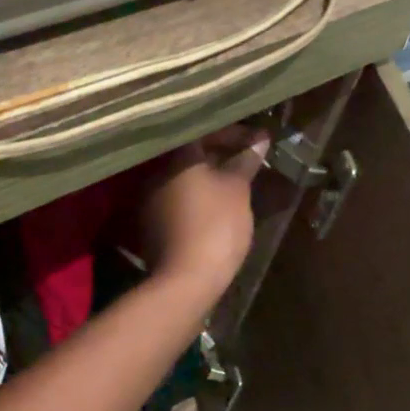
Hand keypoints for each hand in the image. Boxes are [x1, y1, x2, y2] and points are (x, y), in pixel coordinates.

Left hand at [138, 124, 270, 297]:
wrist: (186, 281)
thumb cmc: (215, 226)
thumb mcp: (237, 190)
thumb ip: (245, 161)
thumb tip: (259, 139)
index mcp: (176, 157)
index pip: (203, 129)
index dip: (233, 132)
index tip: (256, 140)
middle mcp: (156, 173)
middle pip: (190, 154)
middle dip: (221, 155)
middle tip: (248, 161)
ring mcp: (150, 201)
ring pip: (184, 179)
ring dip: (209, 178)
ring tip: (236, 185)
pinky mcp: (151, 227)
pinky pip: (178, 202)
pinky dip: (197, 200)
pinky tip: (216, 208)